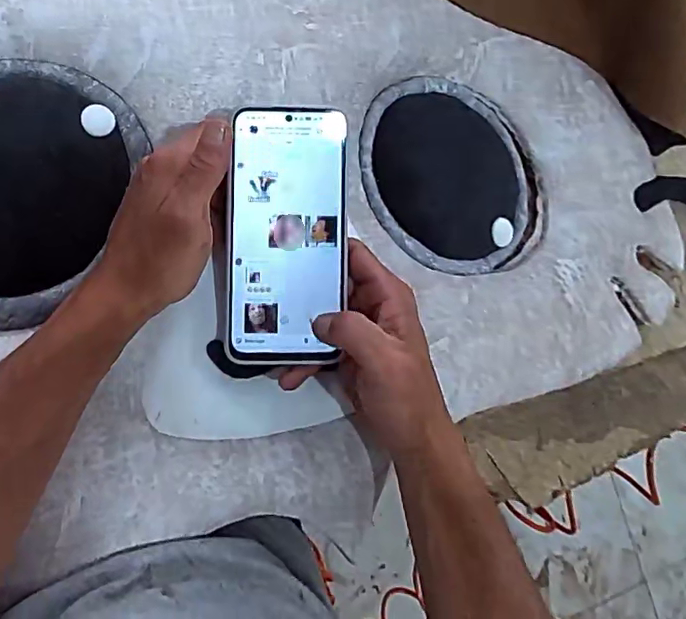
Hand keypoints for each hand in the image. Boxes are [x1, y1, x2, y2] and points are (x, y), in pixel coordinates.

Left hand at [87, 117, 229, 320]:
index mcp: (169, 163)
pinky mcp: (162, 200)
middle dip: (231, 168)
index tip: (249, 169)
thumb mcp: (190, 212)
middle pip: (209, 148)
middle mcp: (161, 167)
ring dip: (221, 187)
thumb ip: (205, 167)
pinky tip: (214, 221)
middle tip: (241, 197)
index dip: (237, 145)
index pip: (212, 130)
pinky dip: (210, 201)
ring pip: (204, 169)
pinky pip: (195, 188)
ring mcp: (160, 183)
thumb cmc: (157, 261)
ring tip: (227, 214)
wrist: (125, 294)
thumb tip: (222, 128)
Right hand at [281, 239, 452, 459]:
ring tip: (276, 348)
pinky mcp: (348, 355)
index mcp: (389, 297)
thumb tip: (319, 319)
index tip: (297, 245)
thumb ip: (352, 329)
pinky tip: (289, 374)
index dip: (330, 247)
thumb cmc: (406, 396)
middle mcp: (374, 307)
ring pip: (322, 318)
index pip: (357, 258)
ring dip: (300, 334)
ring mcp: (360, 331)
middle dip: (304, 292)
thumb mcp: (382, 358)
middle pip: (333, 285)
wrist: (414, 441)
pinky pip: (320, 347)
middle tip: (272, 294)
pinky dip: (304, 358)